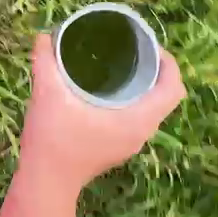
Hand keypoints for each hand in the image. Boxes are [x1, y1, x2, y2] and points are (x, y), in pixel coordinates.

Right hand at [18, 31, 184, 194]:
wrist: (46, 180)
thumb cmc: (54, 137)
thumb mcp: (47, 94)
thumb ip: (45, 63)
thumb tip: (44, 36)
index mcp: (137, 119)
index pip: (173, 89)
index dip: (169, 64)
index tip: (149, 45)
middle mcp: (141, 132)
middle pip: (163, 97)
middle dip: (153, 71)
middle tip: (130, 51)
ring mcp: (130, 142)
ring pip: (148, 109)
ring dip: (140, 87)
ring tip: (117, 67)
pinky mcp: (116, 147)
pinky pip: (134, 118)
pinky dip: (128, 101)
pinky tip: (102, 92)